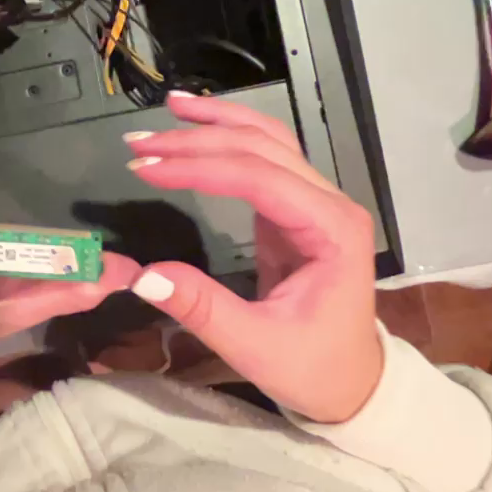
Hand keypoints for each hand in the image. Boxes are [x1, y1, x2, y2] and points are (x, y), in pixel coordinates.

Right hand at [122, 93, 382, 422]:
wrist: (352, 384)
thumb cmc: (313, 368)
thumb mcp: (255, 346)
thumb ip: (202, 308)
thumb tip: (143, 276)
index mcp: (331, 230)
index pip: (259, 178)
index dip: (199, 168)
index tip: (145, 169)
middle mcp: (328, 203)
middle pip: (262, 148)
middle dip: (198, 140)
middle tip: (139, 144)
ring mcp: (314, 202)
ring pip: (266, 141)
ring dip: (216, 123)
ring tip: (170, 107)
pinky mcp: (295, 210)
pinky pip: (262, 161)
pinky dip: (229, 138)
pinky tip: (197, 126)